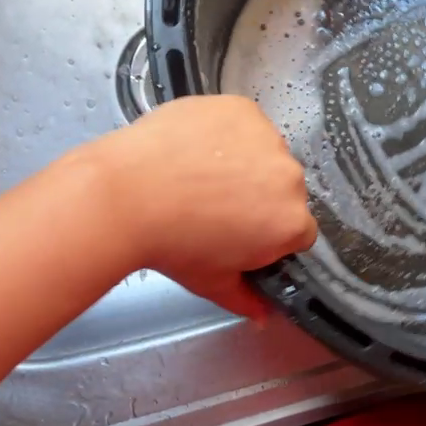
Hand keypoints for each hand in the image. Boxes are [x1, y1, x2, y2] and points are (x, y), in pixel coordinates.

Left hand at [84, 95, 317, 318]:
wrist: (126, 194)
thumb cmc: (171, 243)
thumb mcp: (213, 283)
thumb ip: (247, 300)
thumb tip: (263, 316)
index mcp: (290, 224)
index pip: (298, 232)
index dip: (269, 235)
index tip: (241, 235)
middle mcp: (289, 177)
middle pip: (284, 190)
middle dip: (260, 197)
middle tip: (216, 207)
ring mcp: (266, 138)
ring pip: (265, 154)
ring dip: (245, 163)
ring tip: (201, 176)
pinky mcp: (241, 109)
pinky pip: (245, 124)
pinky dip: (227, 133)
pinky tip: (197, 150)